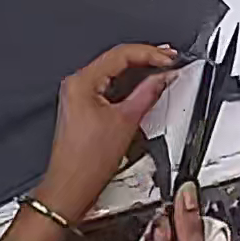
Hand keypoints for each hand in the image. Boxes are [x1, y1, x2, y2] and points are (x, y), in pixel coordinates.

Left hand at [33, 43, 176, 221]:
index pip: (120, 54)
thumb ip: (148, 93)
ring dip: (138, 69)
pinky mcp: (82, 105)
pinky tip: (143, 84)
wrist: (71, 187)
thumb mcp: (126, 122)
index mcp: (82, 82)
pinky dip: (128, 83)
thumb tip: (163, 77)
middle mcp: (77, 84)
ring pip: (113, 71)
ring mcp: (78, 94)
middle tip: (168, 58)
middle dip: (145, 57)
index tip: (167, 57)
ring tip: (160, 67)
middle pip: (116, 59)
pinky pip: (108, 85)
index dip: (149, 53)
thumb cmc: (87, 162)